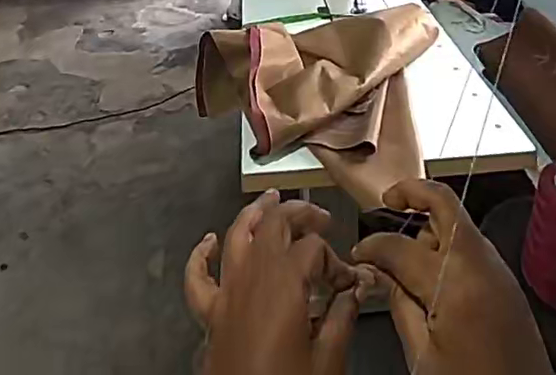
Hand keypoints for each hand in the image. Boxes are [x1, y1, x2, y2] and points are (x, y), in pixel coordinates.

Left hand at [184, 190, 367, 374]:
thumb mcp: (328, 360)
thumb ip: (343, 317)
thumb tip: (357, 289)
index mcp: (285, 281)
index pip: (314, 248)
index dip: (336, 261)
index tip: (349, 282)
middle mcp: (252, 275)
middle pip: (274, 224)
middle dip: (299, 214)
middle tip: (320, 217)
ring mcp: (227, 291)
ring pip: (237, 234)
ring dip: (254, 212)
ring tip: (270, 198)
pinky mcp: (210, 313)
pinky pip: (198, 275)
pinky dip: (201, 254)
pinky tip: (209, 240)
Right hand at [351, 180, 550, 374]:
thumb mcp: (422, 358)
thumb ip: (399, 304)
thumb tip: (382, 273)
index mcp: (454, 283)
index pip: (399, 245)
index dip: (372, 245)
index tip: (360, 253)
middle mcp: (480, 265)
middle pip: (443, 201)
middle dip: (412, 191)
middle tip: (389, 199)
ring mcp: (499, 271)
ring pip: (458, 222)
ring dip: (431, 223)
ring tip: (409, 252)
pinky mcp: (508, 284)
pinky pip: (472, 246)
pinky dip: (449, 243)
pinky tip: (434, 271)